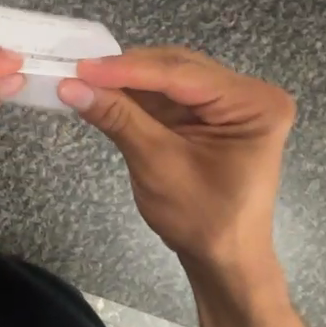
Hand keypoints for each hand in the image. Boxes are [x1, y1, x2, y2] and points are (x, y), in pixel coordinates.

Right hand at [57, 48, 294, 277]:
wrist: (223, 258)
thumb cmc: (202, 218)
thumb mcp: (157, 164)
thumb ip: (118, 118)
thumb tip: (70, 86)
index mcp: (255, 103)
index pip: (182, 75)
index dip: (128, 70)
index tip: (81, 69)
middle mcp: (248, 93)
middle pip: (177, 68)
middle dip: (126, 71)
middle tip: (77, 72)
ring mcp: (228, 102)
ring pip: (168, 77)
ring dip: (127, 80)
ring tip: (84, 80)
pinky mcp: (207, 113)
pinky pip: (167, 94)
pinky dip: (134, 95)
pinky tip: (104, 92)